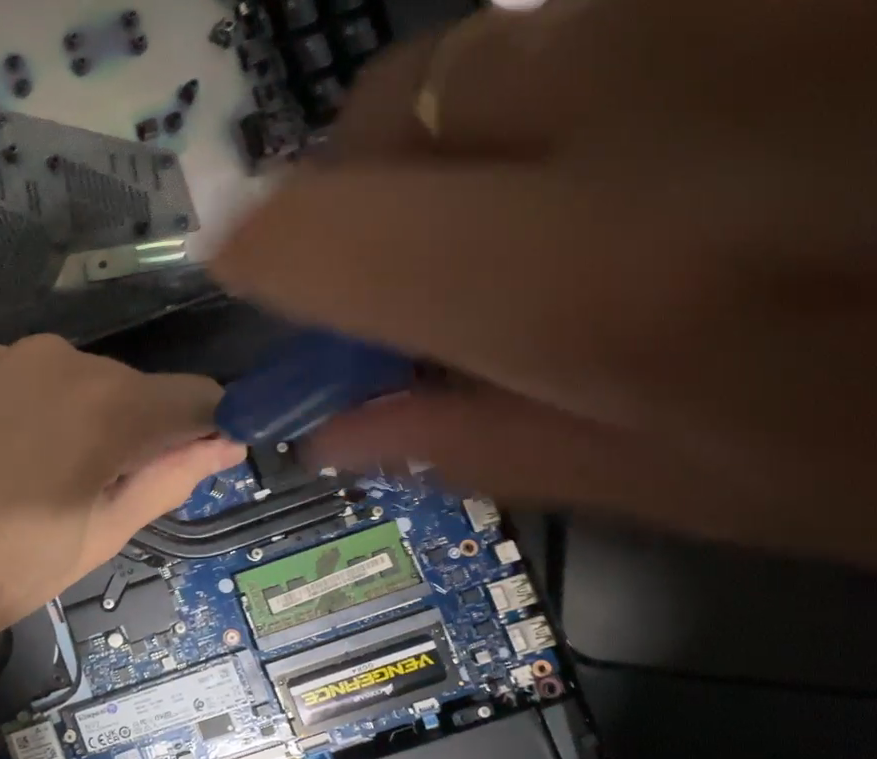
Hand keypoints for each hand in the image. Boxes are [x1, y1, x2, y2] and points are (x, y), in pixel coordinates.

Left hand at [0, 335, 244, 678]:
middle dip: (131, 431)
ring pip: (72, 380)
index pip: (195, 397)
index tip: (183, 469)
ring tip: (33, 481)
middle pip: (131, 387)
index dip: (201, 433)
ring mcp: (0, 358)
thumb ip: (168, 479)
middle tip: (91, 494)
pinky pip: (20, 381)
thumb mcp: (99, 535)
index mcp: (109, 403)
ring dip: (75, 419)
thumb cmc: (2, 572)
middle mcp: (60, 359)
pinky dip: (26, 410)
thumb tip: (223, 443)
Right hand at [212, 0, 876, 564]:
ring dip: (465, 121)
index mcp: (592, 283)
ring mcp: (742, 12)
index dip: (253, 247)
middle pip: (390, 101)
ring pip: (499, 39)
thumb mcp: (698, 483)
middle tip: (389, 243)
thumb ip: (479, 442)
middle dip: (353, 175)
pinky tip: (663, 130)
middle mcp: (645, 109)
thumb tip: (328, 429)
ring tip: (536, 187)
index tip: (245, 270)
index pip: (313, 232)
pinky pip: (617, 13)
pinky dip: (586, 74)